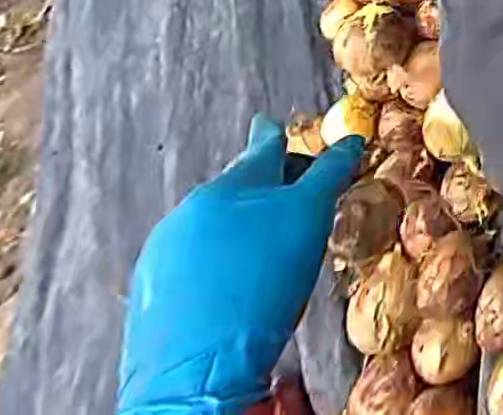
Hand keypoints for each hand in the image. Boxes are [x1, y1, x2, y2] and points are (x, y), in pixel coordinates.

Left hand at [118, 115, 363, 412]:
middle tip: (296, 204)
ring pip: (217, 221)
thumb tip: (350, 140)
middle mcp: (194, 206)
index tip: (274, 127)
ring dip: (244, 225)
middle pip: (241, 183)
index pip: (264, 144)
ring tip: (270, 254)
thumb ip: (329, 173)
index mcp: (233, 182)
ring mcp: (167, 248)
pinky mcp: (152, 289)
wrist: (197, 375)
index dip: (277, 135)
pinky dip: (218, 260)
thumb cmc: (262, 284)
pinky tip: (237, 286)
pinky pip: (194, 258)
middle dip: (268, 188)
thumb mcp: (310, 217)